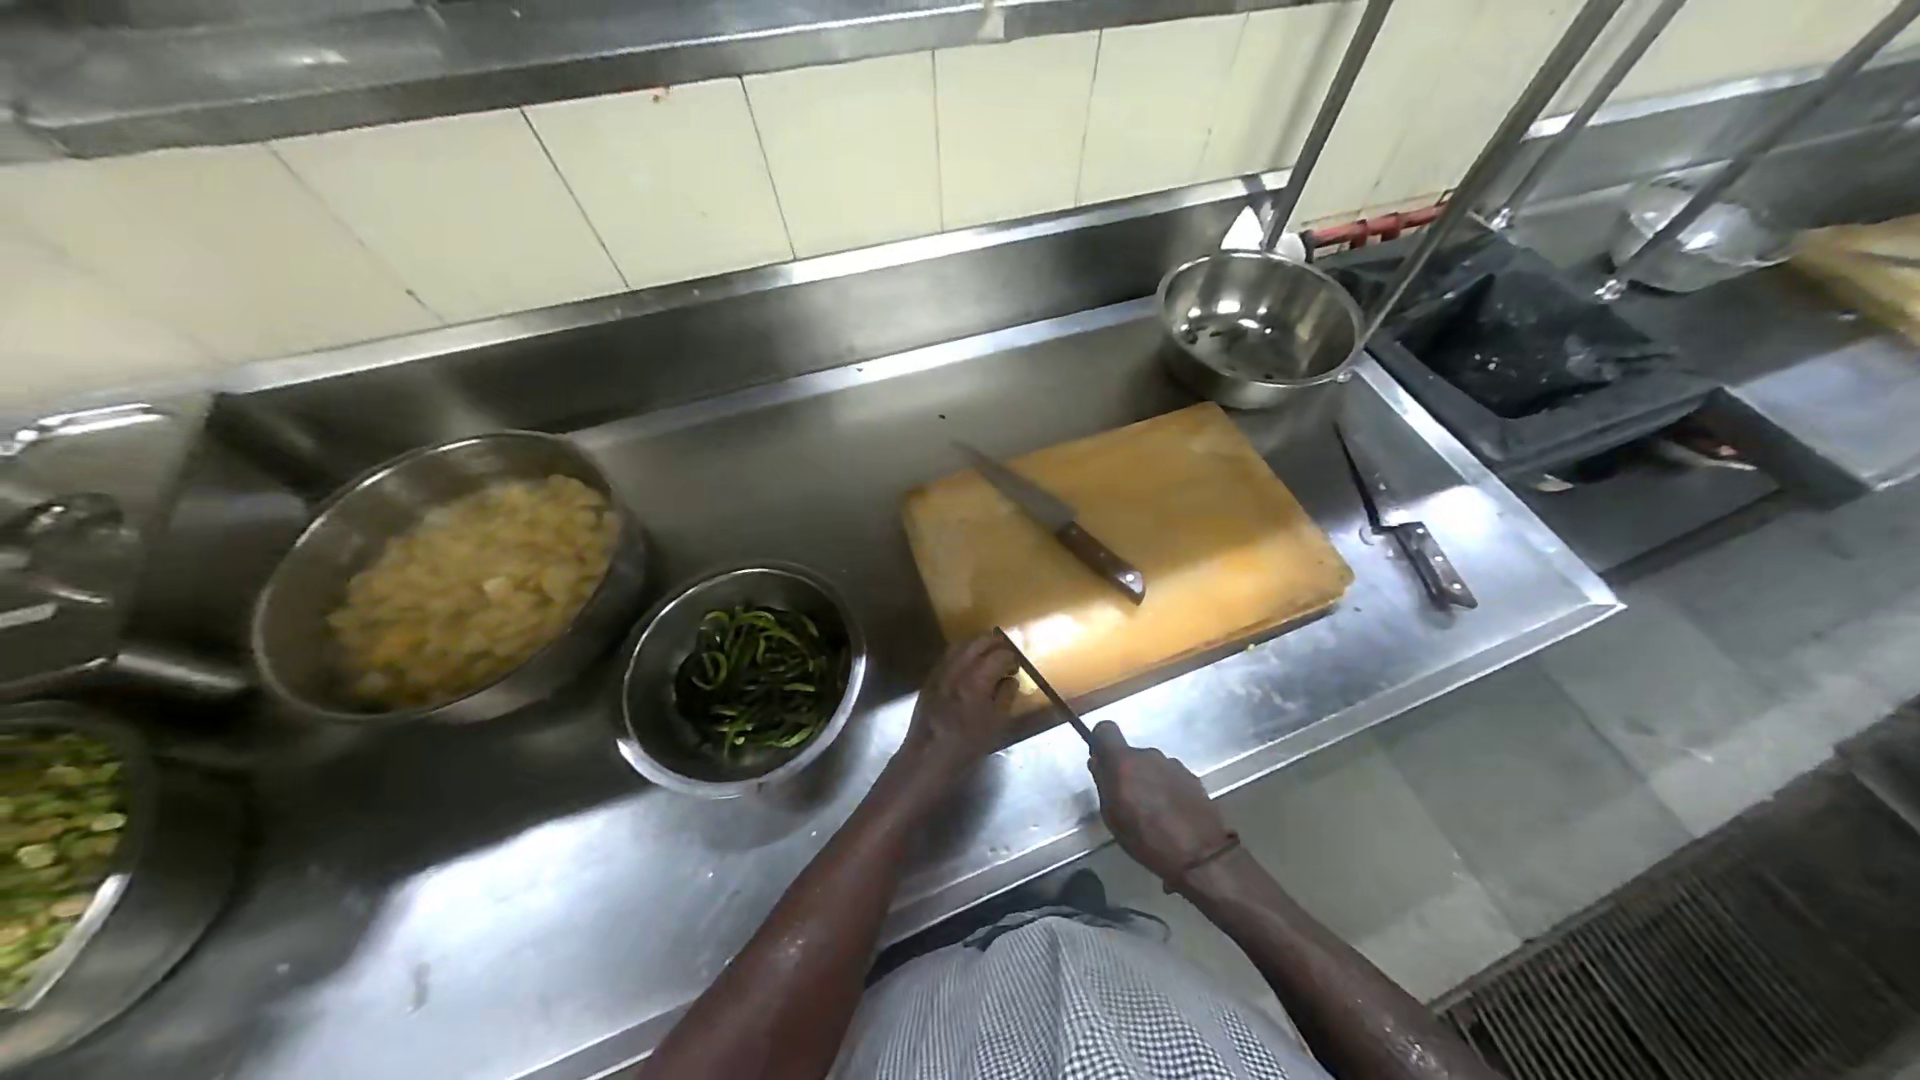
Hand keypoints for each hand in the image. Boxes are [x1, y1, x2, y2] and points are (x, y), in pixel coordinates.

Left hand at [899, 636, 1019, 780]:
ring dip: (977, 644)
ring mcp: (940, 671)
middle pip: (978, 642)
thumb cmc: (967, 745)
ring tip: (988, 652)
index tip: (1017, 664)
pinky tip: (967, 663)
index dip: (1011, 657)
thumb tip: (1011, 680)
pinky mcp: (930, 678)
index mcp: (977, 680)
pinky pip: (948, 656)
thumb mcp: (996, 725)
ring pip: (960, 645)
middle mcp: (957, 669)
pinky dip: (961, 653)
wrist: (927, 756)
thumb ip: (1006, 697)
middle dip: (995, 642)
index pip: (999, 655)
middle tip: (1006, 650)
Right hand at [1088, 721, 1234, 884]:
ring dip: (1148, 780)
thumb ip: (1103, 783)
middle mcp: (1149, 755)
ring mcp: (1173, 765)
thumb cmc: (1146, 839)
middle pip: (1130, 753)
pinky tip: (1171, 813)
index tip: (1102, 762)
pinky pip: (1169, 776)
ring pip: (1151, 765)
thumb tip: (1099, 762)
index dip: (1101, 742)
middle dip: (1127, 770)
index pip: (1105, 729)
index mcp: (1124, 761)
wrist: (1201, 856)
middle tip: (1127, 799)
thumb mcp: (1112, 816)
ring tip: (1152, 811)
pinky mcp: (1192, 777)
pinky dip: (1166, 788)